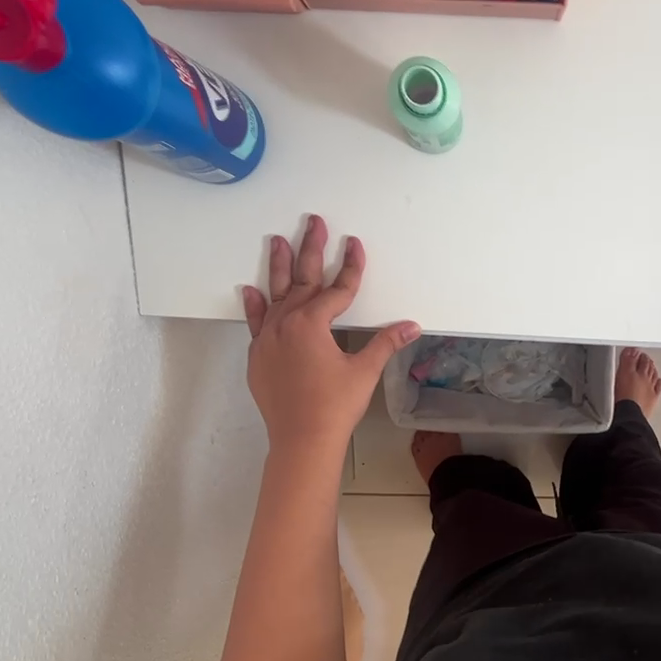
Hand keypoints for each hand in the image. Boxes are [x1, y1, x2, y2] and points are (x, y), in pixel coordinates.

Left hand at [239, 215, 419, 460]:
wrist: (301, 438)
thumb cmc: (335, 406)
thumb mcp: (364, 372)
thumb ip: (385, 344)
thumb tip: (411, 325)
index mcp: (312, 323)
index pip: (337, 289)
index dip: (350, 266)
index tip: (355, 243)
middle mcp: (286, 323)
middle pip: (301, 280)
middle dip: (310, 249)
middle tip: (313, 222)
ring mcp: (268, 339)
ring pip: (274, 294)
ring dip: (277, 266)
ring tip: (276, 240)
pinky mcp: (258, 356)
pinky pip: (255, 322)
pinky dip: (254, 305)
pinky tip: (250, 290)